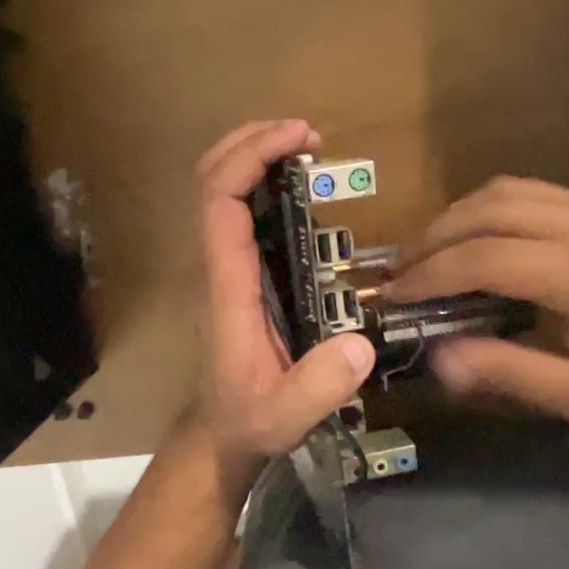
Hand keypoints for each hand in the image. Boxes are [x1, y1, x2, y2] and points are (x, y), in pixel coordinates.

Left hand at [197, 120, 376, 460]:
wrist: (221, 435)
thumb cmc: (249, 420)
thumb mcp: (286, 414)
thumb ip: (318, 385)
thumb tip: (359, 344)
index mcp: (226, 286)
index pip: (220, 201)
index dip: (251, 157)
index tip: (299, 138)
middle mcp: (218, 266)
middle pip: (209, 180)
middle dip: (249, 142)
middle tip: (304, 134)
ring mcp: (224, 269)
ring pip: (218, 192)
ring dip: (252, 157)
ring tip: (305, 149)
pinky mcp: (237, 278)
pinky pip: (237, 215)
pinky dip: (260, 185)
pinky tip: (299, 189)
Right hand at [386, 176, 568, 426]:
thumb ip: (510, 373)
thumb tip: (438, 357)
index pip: (487, 257)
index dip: (431, 274)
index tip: (394, 297)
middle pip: (490, 209)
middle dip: (433, 238)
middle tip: (399, 273)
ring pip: (508, 191)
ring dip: (457, 217)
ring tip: (427, 254)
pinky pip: (532, 191)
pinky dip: (488, 209)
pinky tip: (474, 239)